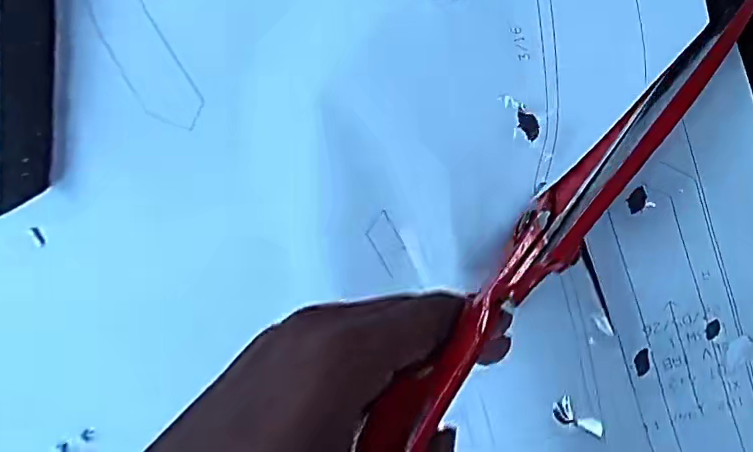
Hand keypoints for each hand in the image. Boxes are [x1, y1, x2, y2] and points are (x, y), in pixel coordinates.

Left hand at [149, 294, 509, 451]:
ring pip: (368, 333)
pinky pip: (330, 347)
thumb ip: (420, 445)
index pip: (435, 313)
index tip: (495, 338)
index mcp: (342, 349)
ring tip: (386, 431)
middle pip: (404, 318)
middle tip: (440, 405)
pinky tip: (346, 425)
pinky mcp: (257, 360)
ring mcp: (280, 341)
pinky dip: (354, 374)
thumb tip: (443, 435)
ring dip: (392, 371)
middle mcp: (311, 330)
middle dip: (432, 357)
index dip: (474, 328)